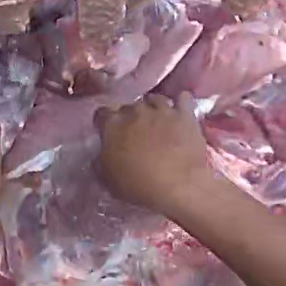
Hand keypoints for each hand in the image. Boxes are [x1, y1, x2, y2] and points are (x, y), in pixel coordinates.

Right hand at [95, 92, 217, 214]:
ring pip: (155, 99)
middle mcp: (136, 111)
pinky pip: (183, 99)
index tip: (109, 134)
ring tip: (159, 122)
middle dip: (131, 118)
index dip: (105, 123)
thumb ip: (100, 161)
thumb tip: (100, 155)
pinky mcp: (185, 114)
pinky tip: (180, 112)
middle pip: (130, 107)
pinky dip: (181, 103)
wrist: (178, 186)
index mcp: (113, 125)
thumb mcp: (108, 180)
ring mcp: (162, 110)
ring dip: (154, 108)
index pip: (102, 114)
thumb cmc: (138, 186)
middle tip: (136, 134)